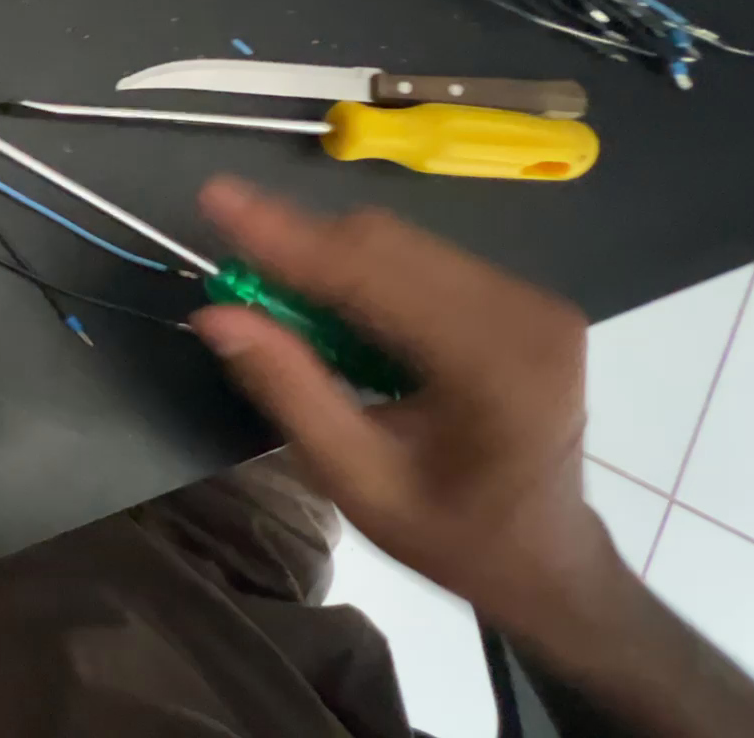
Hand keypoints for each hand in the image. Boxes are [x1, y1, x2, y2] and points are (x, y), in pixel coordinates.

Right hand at [189, 177, 616, 634]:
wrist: (541, 556)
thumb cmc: (445, 529)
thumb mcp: (351, 475)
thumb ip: (285, 388)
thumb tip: (212, 316)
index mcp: (493, 363)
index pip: (368, 273)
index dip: (283, 235)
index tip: (213, 197)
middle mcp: (520, 311)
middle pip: (378, 242)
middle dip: (292, 244)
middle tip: (229, 272)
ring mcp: (522, 297)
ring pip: (388, 240)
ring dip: (315, 256)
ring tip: (272, 302)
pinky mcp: (507, 295)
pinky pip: (405, 254)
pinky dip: (345, 267)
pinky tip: (324, 308)